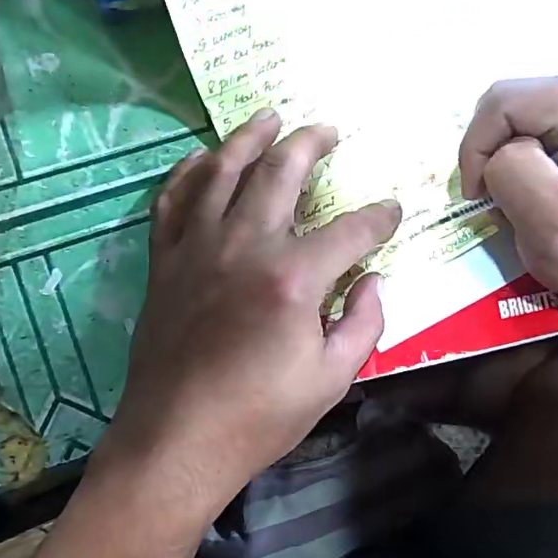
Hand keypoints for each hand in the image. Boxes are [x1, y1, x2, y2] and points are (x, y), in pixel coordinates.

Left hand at [97, 110, 401, 510]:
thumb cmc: (260, 417)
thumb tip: (373, 282)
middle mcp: (245, 247)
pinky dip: (190, 172)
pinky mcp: (165, 262)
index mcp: (294, 279)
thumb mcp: (333, 380)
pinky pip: (174, 200)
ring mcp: (197, 249)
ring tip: (268, 117)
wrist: (177, 441)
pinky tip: (204, 158)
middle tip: (328, 130)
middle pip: (281, 174)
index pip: (351, 230)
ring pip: (223, 171)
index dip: (379, 218)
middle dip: (311, 145)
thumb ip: (364, 324)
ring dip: (249, 138)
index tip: (392, 212)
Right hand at [459, 74, 557, 306]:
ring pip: (516, 118)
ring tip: (517, 199)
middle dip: (491, 153)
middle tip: (495, 199)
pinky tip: (531, 191)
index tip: (478, 197)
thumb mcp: (551, 221)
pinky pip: (530, 131)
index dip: (477, 147)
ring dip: (503, 160)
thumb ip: (512, 172)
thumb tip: (494, 154)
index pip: (506, 101)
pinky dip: (518, 164)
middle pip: (511, 103)